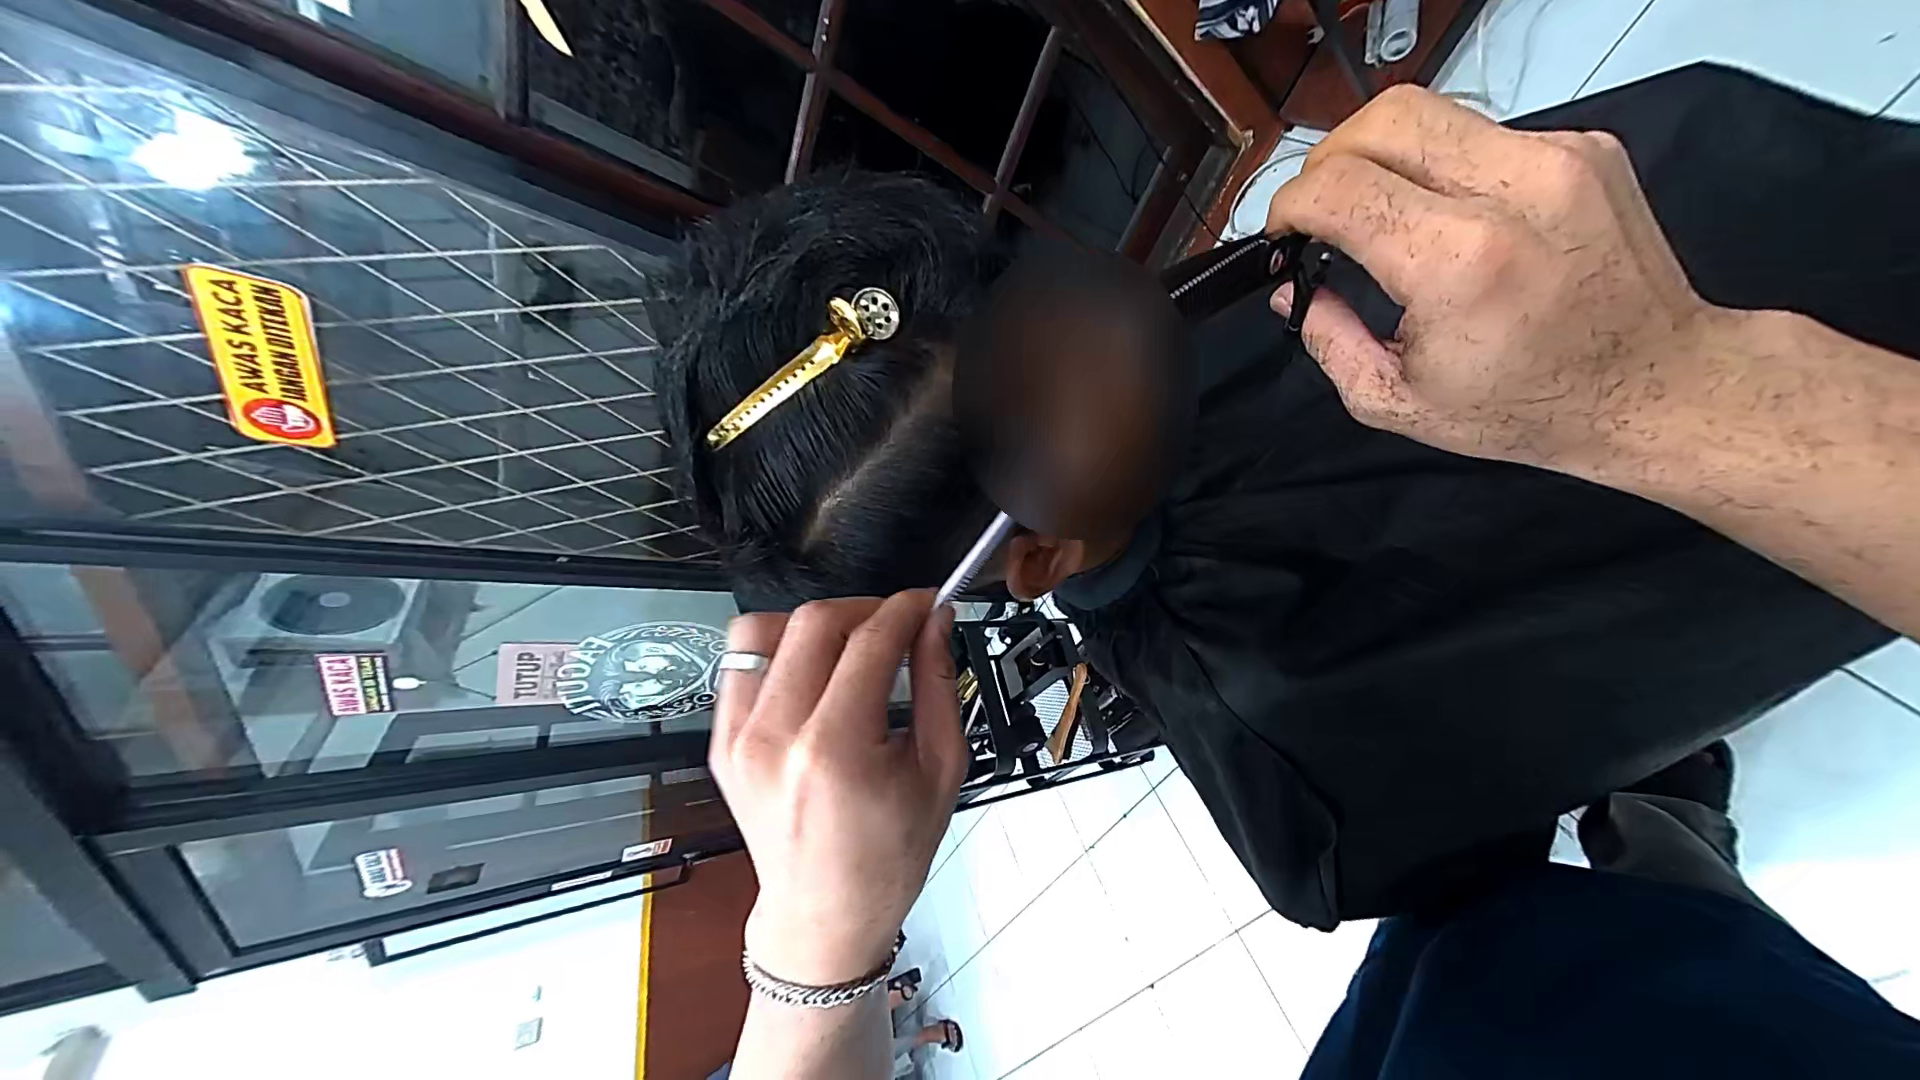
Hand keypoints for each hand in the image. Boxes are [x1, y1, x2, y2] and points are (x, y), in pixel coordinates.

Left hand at [711, 591, 967, 986]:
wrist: (824, 914)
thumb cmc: (886, 858)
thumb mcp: (939, 768)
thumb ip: (938, 682)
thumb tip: (936, 623)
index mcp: (834, 751)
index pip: (871, 640)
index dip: (906, 608)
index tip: (926, 602)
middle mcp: (775, 737)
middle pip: (817, 621)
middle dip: (868, 607)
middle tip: (898, 623)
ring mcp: (738, 738)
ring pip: (768, 627)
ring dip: (819, 623)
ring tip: (851, 645)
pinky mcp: (721, 741)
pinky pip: (742, 660)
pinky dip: (781, 647)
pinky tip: (813, 669)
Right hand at [1265, 85, 1741, 475]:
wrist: (1651, 381)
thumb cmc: (1519, 404)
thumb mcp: (1390, 400)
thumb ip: (1327, 339)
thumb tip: (1293, 292)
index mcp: (1456, 262)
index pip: (1339, 187)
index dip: (1288, 207)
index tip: (1282, 236)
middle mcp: (1512, 189)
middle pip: (1383, 120)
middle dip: (1324, 163)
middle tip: (1315, 214)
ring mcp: (1556, 157)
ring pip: (1427, 112)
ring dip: (1373, 159)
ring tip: (1365, 213)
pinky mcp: (1579, 148)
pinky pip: (1472, 133)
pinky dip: (1426, 167)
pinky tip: (1427, 215)